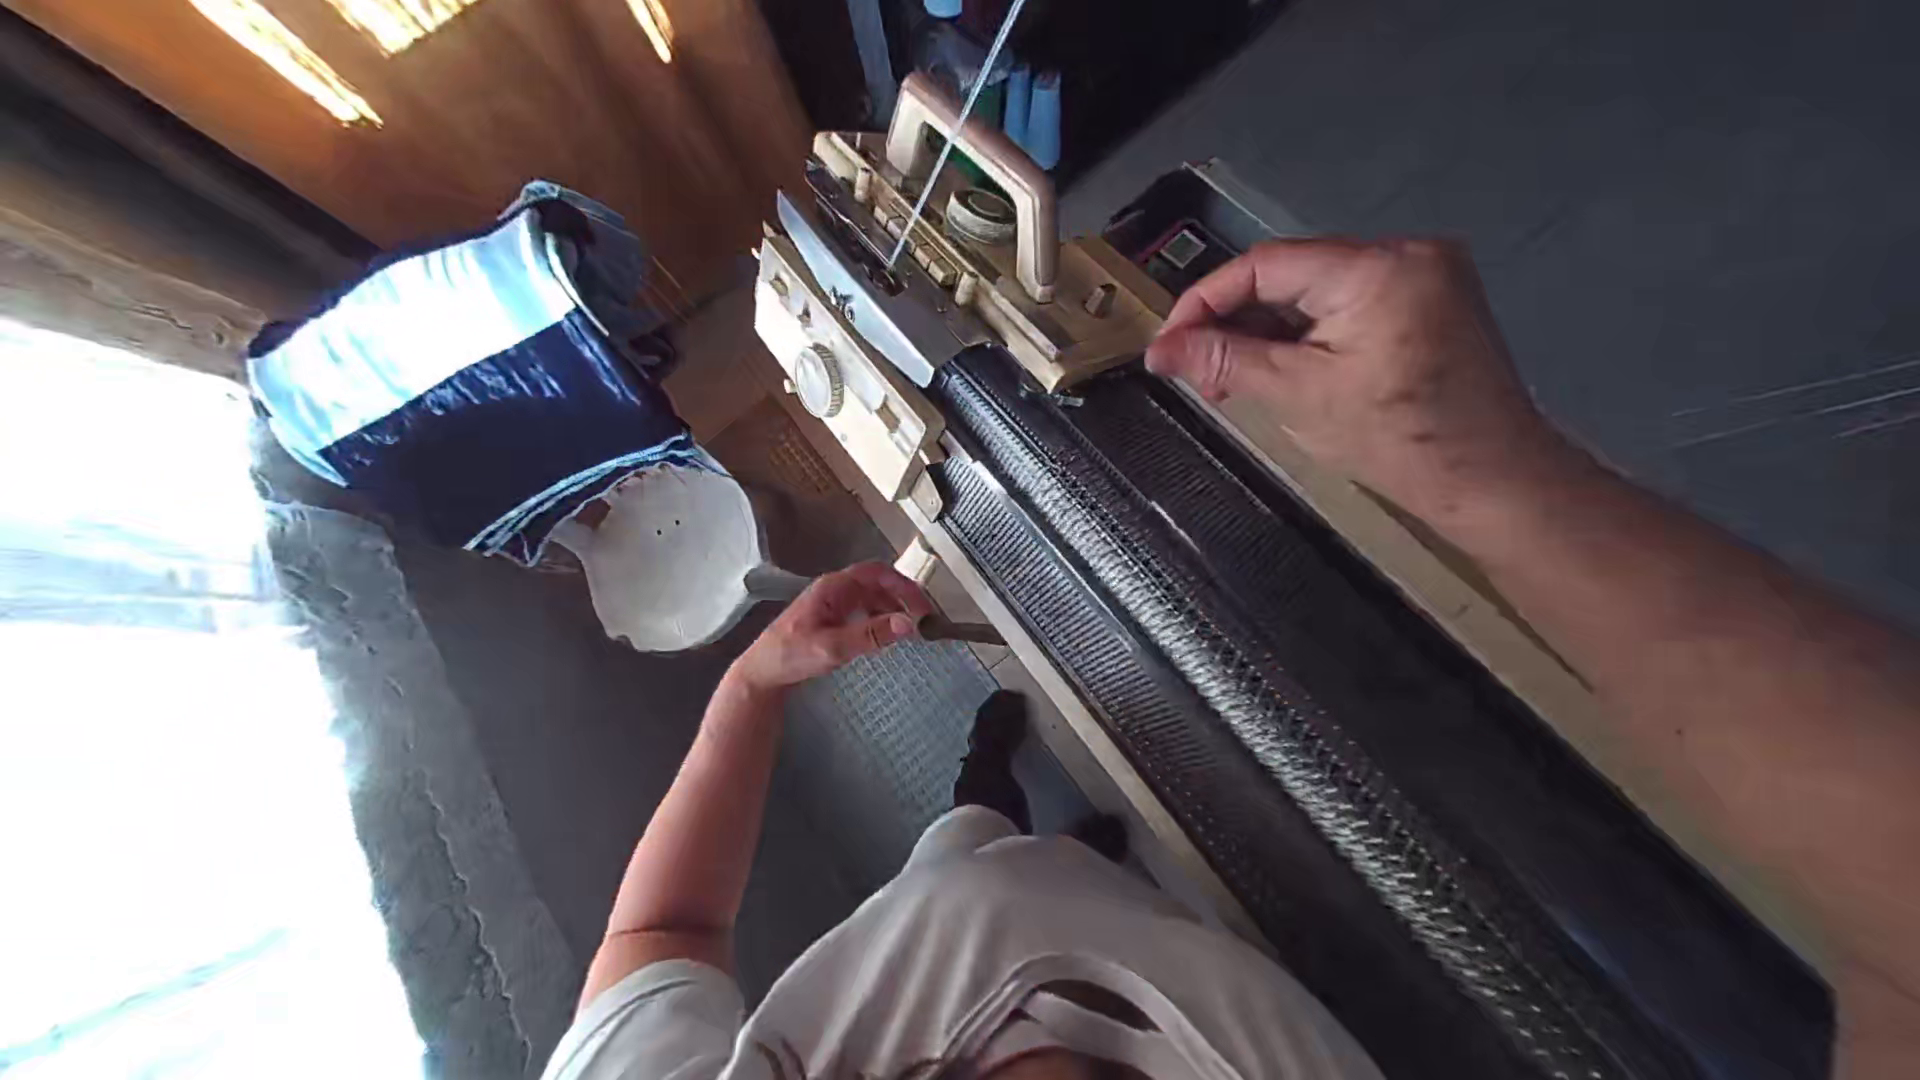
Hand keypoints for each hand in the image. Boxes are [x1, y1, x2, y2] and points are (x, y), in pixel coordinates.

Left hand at [728, 561, 934, 695]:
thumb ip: (871, 634)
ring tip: (909, 630)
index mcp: (834, 587)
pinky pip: (865, 610)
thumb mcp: (833, 647)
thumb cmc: (791, 656)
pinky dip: (881, 619)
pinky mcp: (833, 618)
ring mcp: (833, 603)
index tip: (922, 607)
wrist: (761, 674)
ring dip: (893, 609)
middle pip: (879, 583)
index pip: (878, 572)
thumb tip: (908, 623)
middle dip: (903, 598)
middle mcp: (835, 589)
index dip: (903, 585)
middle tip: (923, 620)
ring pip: (873, 596)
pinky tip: (886, 636)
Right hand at [1145, 237, 1578, 520]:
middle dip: (1234, 322)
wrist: (1486, 477)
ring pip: (1310, 294)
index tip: (1169, 341)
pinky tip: (1277, 371)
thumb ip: (1223, 362)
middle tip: (1198, 370)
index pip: (1265, 264)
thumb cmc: (1396, 440)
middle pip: (1288, 275)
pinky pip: (1338, 308)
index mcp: (1378, 269)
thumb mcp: (1296, 395)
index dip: (1204, 299)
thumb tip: (1159, 350)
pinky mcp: (1421, 303)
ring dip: (1263, 333)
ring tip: (1233, 380)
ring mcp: (1419, 277)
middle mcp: (1405, 255)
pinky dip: (1299, 337)